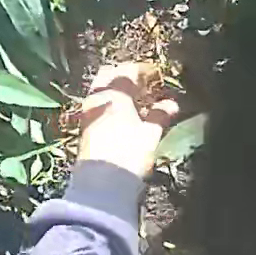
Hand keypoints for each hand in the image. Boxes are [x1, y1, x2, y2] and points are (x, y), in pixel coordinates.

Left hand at [77, 62, 179, 177]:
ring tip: (135, 102)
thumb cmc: (129, 153)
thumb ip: (160, 115)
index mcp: (114, 94)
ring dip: (116, 91)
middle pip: (109, 76)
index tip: (156, 74)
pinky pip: (98, 107)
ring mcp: (88, 114)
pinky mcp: (84, 129)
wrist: (102, 184)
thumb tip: (171, 104)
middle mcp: (97, 99)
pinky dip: (110, 106)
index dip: (144, 70)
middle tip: (143, 84)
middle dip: (125, 75)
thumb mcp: (150, 134)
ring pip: (101, 91)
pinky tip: (123, 117)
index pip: (128, 71)